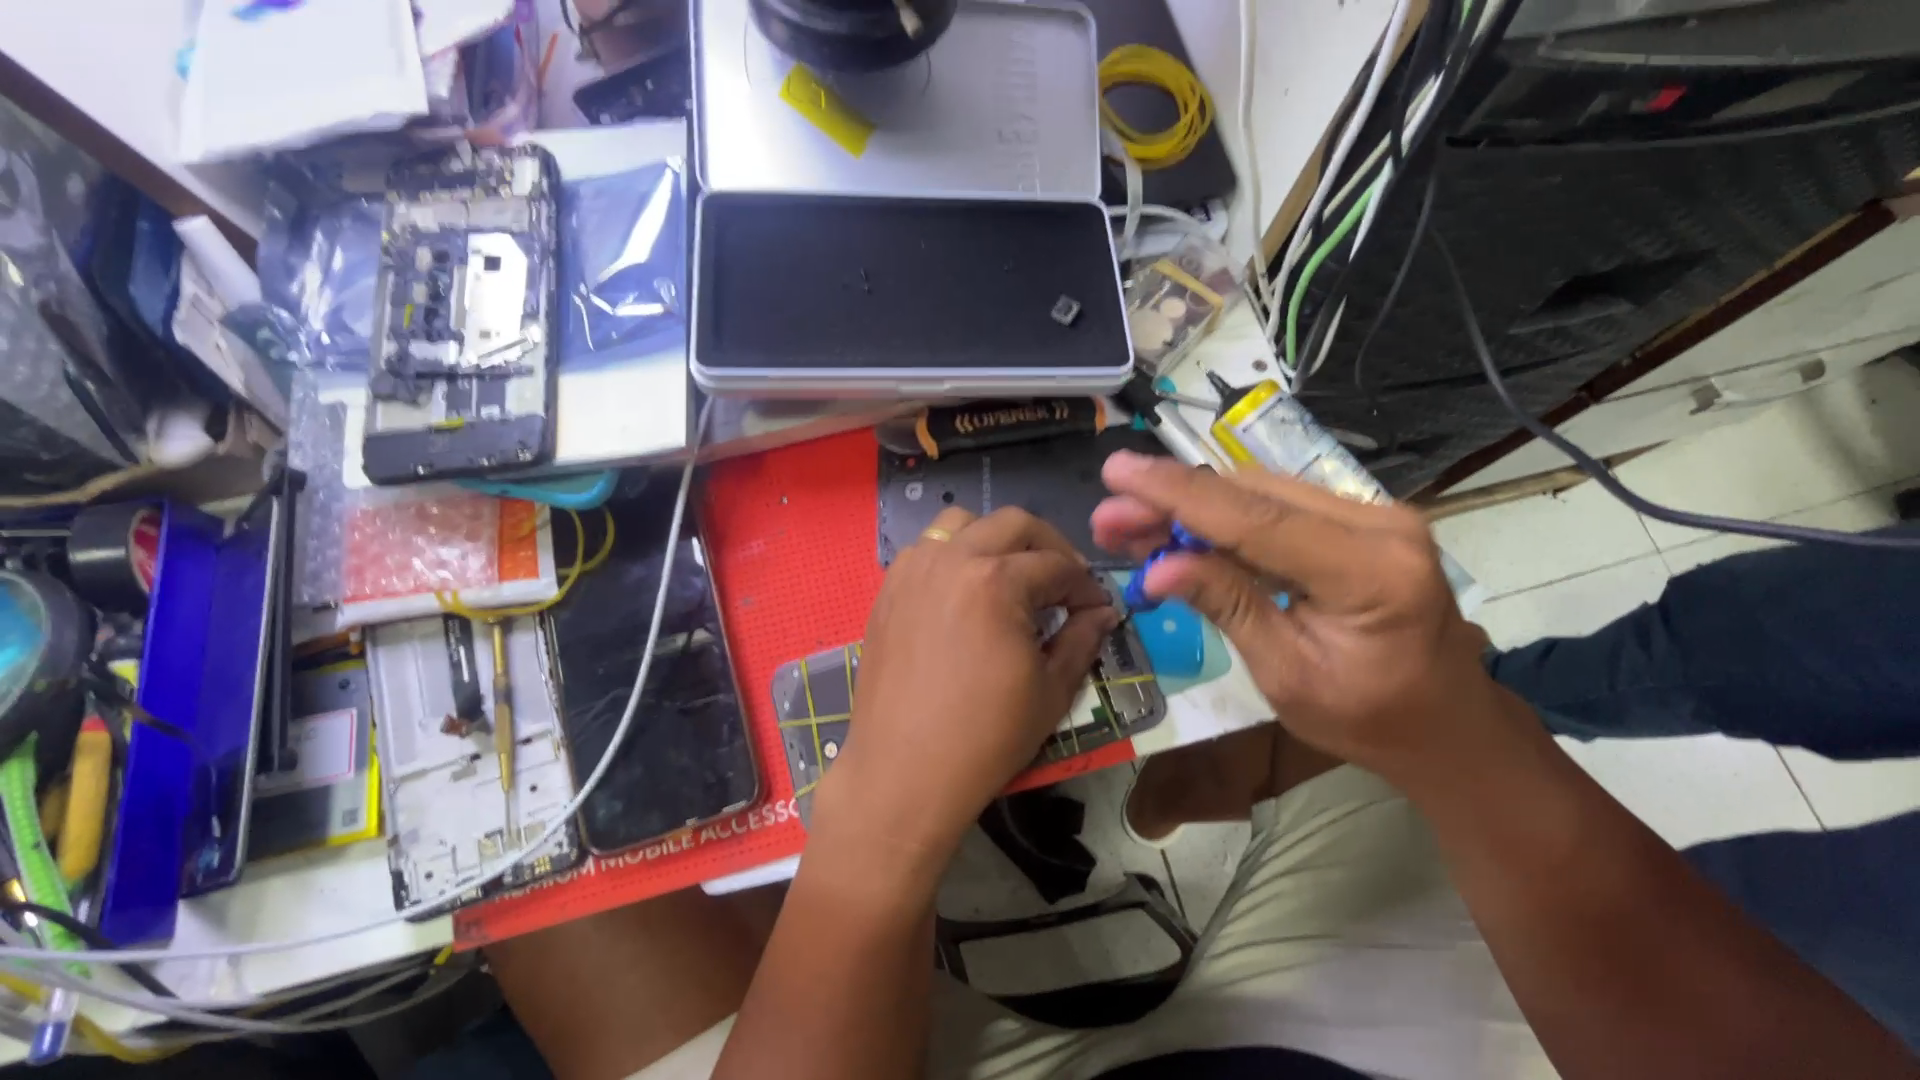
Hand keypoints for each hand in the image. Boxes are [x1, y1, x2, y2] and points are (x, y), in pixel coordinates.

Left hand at [820, 506, 1118, 876]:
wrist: (905, 772)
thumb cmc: (986, 736)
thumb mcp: (1051, 690)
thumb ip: (1081, 639)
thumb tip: (1101, 612)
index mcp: (995, 581)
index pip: (1057, 566)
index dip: (1086, 586)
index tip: (1097, 608)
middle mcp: (951, 560)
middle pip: (1012, 524)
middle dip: (1048, 545)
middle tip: (1064, 581)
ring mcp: (913, 572)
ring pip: (960, 524)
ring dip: (995, 539)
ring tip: (1012, 576)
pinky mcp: (889, 591)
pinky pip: (926, 551)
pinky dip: (953, 556)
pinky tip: (966, 593)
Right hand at [1091, 450, 1507, 782]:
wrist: (1446, 724)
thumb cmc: (1370, 719)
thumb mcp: (1288, 675)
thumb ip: (1229, 607)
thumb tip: (1157, 568)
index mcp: (1371, 572)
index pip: (1256, 520)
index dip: (1179, 494)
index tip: (1118, 472)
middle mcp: (1380, 525)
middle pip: (1254, 495)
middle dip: (1172, 501)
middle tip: (1107, 517)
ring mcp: (1376, 516)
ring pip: (1261, 493)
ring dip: (1191, 507)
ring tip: (1129, 524)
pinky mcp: (1362, 522)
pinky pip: (1278, 507)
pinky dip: (1223, 519)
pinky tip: (1179, 531)